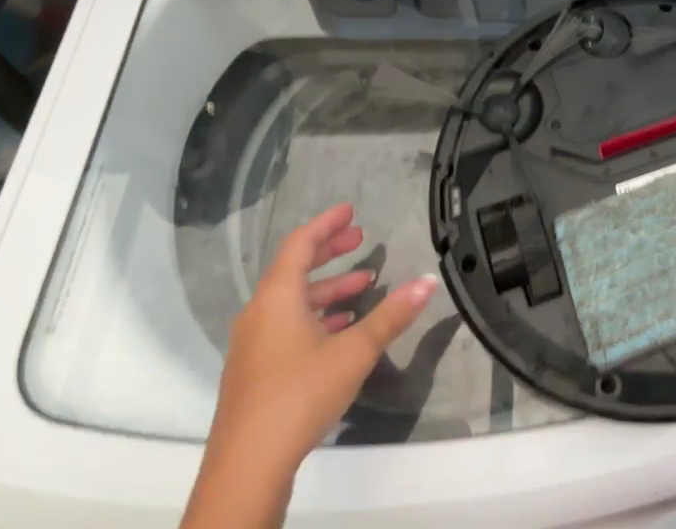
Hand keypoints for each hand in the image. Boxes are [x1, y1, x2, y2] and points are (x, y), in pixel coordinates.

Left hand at [202, 202, 437, 465]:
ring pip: (292, 301)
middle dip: (329, 253)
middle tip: (361, 239)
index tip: (351, 210)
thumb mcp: (354, 352)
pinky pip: (287, 325)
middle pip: (294, 269)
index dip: (327, 225)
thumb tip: (428, 282)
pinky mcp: (255, 370)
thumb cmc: (299, 394)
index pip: (300, 245)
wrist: (247, 464)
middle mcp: (259, 313)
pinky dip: (315, 316)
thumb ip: (391, 316)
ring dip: (327, 289)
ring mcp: (254, 343)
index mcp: (277, 298)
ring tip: (363, 286)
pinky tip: (340, 330)